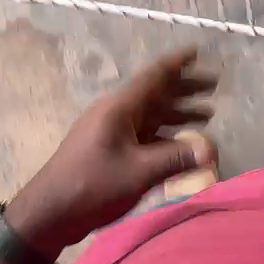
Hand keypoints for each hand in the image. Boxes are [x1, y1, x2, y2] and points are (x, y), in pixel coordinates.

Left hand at [7, 48, 217, 254]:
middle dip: (185, 88)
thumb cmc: (92, 185)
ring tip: (207, 112)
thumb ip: (176, 158)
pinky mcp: (110, 149)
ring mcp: (111, 131)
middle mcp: (116, 112)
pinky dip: (165, 134)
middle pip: (156, 93)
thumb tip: (212, 148)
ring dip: (177, 112)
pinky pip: (144, 133)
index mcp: (120, 107)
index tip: (198, 51)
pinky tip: (182, 143)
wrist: (50, 212)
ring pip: (151, 114)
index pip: (154, 76)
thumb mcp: (138, 172)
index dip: (177, 63)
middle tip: (214, 84)